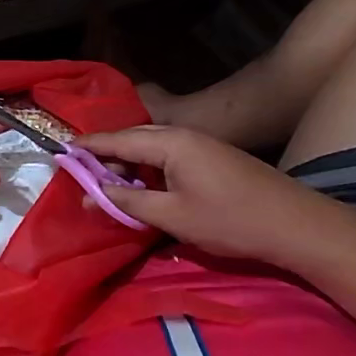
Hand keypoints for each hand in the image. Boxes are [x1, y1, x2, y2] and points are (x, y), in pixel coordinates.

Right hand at [73, 125, 355, 269]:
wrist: (293, 221)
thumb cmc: (230, 219)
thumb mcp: (172, 215)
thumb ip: (128, 202)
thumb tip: (91, 195)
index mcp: (170, 141)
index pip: (118, 139)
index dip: (89, 146)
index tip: (61, 152)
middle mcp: (183, 134)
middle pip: (134, 138)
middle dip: (107, 155)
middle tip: (83, 176)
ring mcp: (201, 143)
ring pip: (153, 147)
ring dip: (130, 163)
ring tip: (110, 184)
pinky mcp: (213, 156)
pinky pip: (170, 154)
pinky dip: (150, 167)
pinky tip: (146, 186)